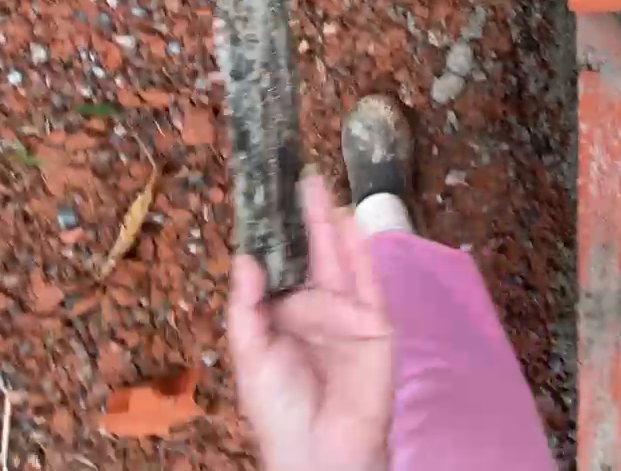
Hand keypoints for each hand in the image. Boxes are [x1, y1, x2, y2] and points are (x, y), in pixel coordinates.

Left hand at [227, 175, 392, 470]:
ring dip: (332, 222)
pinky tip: (351, 222)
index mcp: (286, 314)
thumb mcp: (252, 359)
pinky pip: (367, 278)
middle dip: (307, 215)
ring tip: (321, 186)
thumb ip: (248, 308)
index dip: (278, 233)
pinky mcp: (375, 319)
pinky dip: (360, 250)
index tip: (270, 198)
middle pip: (313, 251)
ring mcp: (349, 310)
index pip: (283, 265)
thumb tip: (245, 257)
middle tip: (301, 176)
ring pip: (341, 256)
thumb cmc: (279, 408)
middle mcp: (317, 305)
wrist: (323, 450)